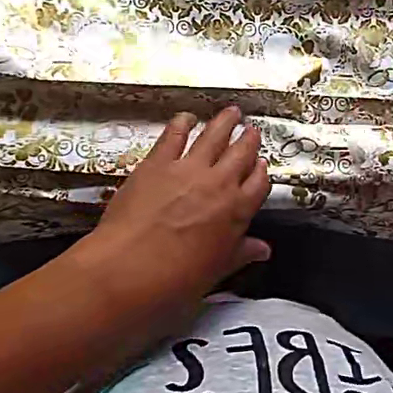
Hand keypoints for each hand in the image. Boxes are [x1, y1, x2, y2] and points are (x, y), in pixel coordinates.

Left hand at [73, 107, 273, 310]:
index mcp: (236, 212)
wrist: (130, 268)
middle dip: (248, 140)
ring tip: (232, 112)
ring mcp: (188, 169)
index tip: (261, 164)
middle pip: (240, 154)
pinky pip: (174, 136)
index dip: (261, 172)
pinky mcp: (158, 162)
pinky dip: (182, 123)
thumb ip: (239, 253)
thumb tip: (262, 249)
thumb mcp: (216, 271)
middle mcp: (218, 184)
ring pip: (213, 137)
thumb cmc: (175, 280)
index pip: (258, 184)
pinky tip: (187, 117)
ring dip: (224, 123)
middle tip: (252, 130)